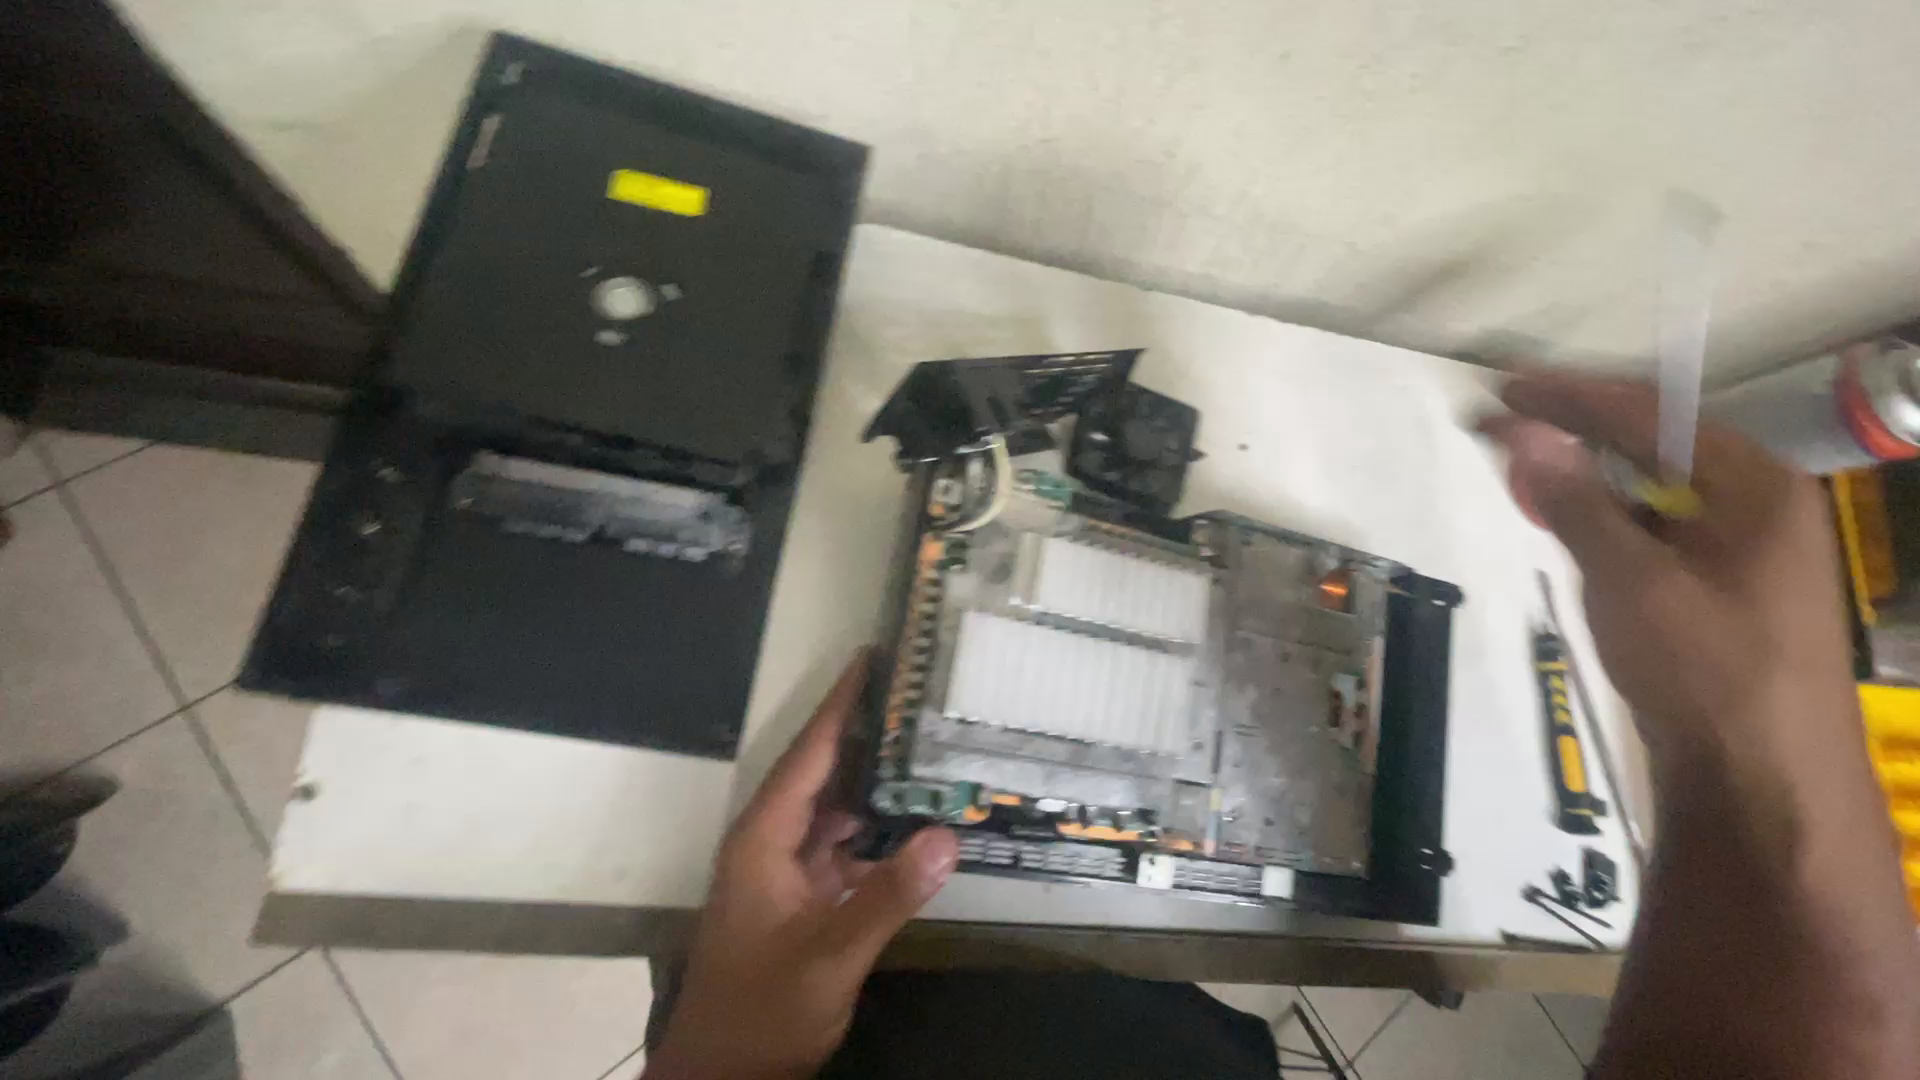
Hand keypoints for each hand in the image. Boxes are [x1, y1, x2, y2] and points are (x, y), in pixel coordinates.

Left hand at [645, 651, 959, 1079]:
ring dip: (876, 780)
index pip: (808, 755)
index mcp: (764, 838)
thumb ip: (885, 898)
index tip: (868, 660)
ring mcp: (787, 870)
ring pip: (836, 808)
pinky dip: (878, 828)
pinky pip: (845, 844)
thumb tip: (947, 836)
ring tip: (927, 745)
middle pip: (823, 771)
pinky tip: (917, 820)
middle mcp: (772, 841)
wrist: (720, 1078)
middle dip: (865, 732)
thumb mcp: (827, 957)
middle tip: (916, 694)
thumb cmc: (760, 1013)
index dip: (839, 706)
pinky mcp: (803, 896)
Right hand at [1477, 372, 1869, 804]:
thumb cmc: (1702, 664)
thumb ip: (1575, 500)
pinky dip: (1597, 510)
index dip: (1572, 397)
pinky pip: (1647, 521)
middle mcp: (1753, 502)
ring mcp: (1736, 544)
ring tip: (1520, 463)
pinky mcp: (1712, 580)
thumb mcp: (1629, 577)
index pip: (1652, 416)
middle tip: (1500, 422)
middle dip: (1574, 427)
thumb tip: (1524, 433)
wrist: (1758, 771)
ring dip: (1581, 469)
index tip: (1503, 390)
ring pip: (1647, 483)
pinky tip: (1561, 514)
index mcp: (1753, 486)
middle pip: (1654, 442)